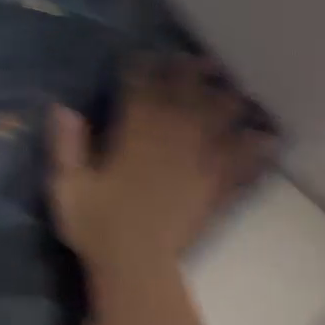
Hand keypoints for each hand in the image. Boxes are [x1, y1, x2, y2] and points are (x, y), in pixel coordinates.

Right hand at [48, 55, 273, 274]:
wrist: (136, 264)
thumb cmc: (95, 226)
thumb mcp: (66, 188)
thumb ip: (66, 147)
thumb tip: (62, 109)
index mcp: (137, 131)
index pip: (142, 84)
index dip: (140, 67)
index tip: (134, 61)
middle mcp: (177, 132)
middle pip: (190, 86)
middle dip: (188, 70)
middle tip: (185, 64)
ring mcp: (205, 154)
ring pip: (227, 108)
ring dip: (226, 95)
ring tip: (224, 90)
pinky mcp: (222, 178)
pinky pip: (251, 152)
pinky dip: (259, 142)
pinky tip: (262, 137)